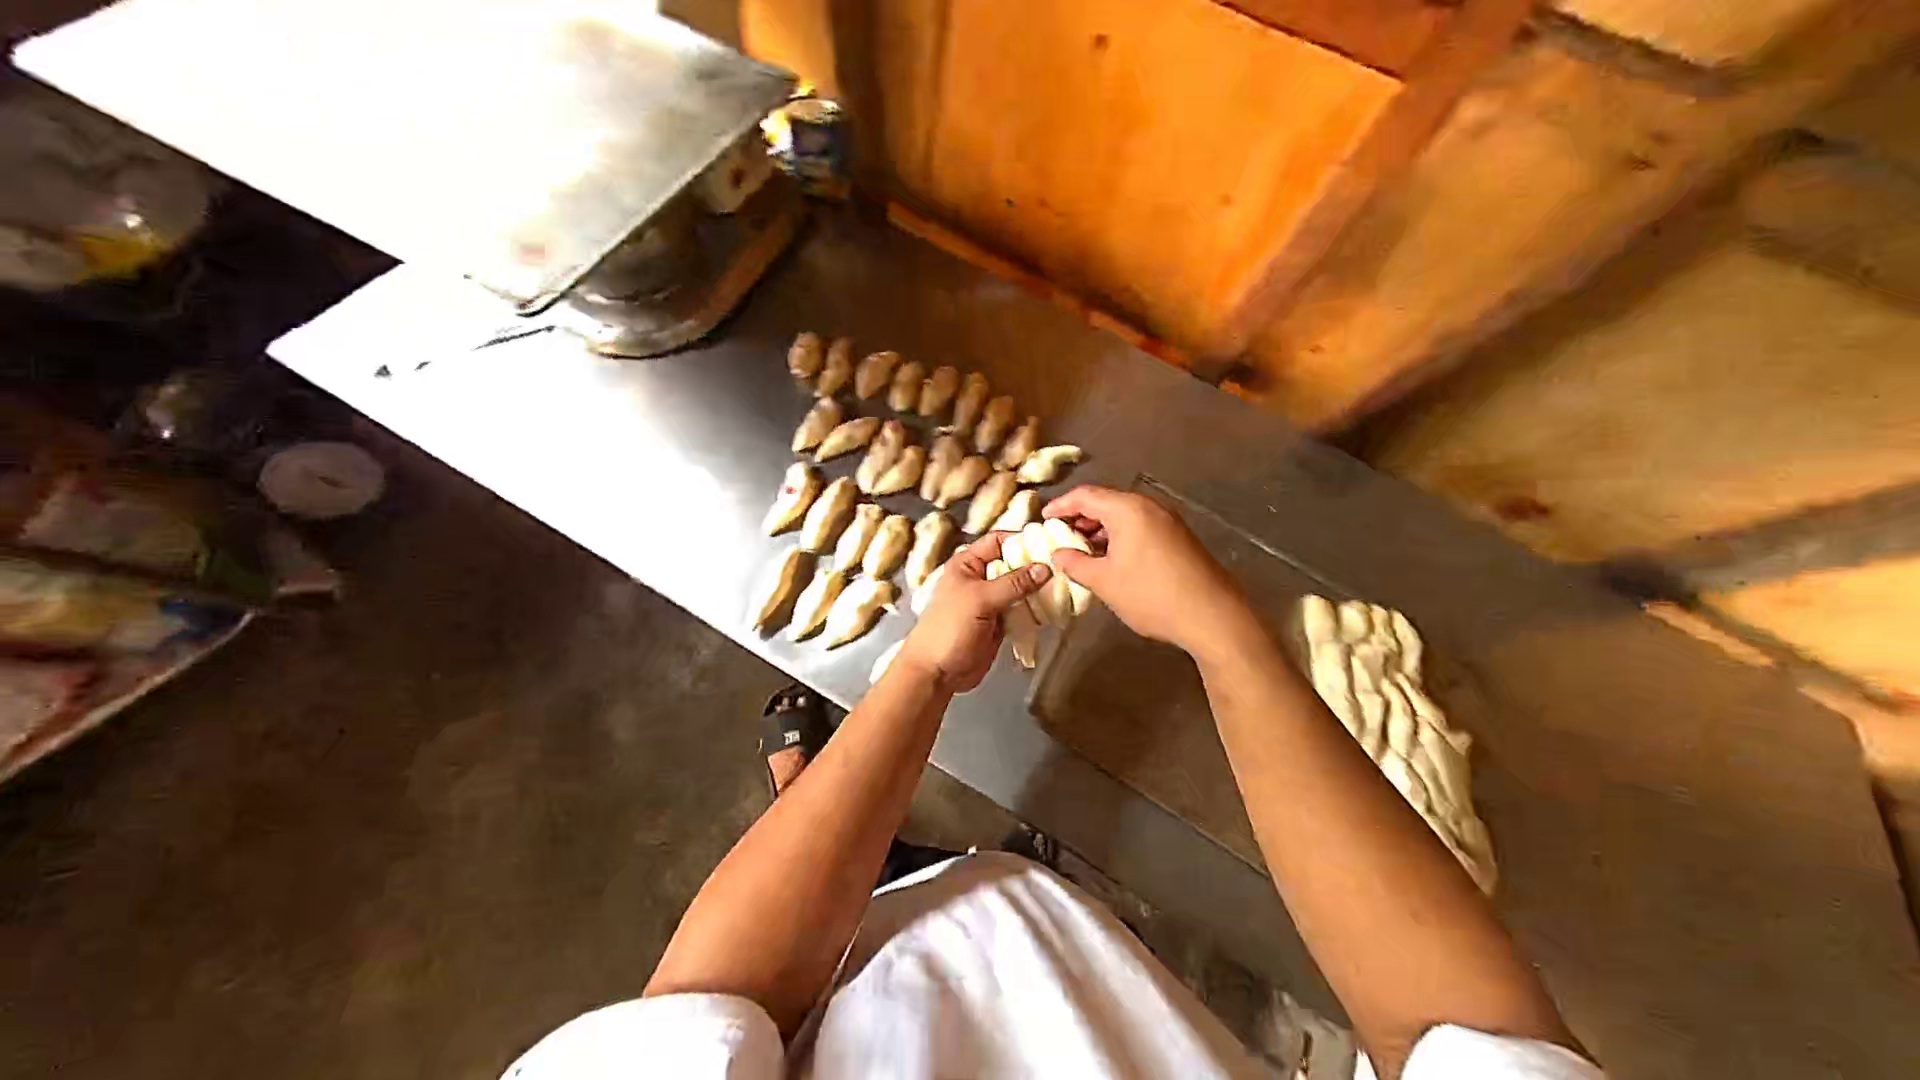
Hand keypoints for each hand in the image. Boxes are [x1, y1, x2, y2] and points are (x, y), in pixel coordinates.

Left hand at [896, 532, 1051, 693]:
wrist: (937, 672)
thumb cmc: (950, 628)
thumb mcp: (980, 599)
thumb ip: (1013, 583)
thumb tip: (1045, 568)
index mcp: (968, 564)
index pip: (998, 541)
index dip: (1021, 540)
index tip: (1048, 544)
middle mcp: (981, 578)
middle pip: (1014, 564)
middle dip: (1036, 566)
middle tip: (1064, 568)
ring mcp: (992, 601)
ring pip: (1022, 589)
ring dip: (1040, 590)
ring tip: (1065, 587)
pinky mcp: (1001, 623)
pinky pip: (1023, 610)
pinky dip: (1037, 610)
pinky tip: (1055, 608)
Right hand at [1042, 486, 1256, 656]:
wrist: (1212, 615)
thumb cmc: (1152, 596)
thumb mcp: (1105, 582)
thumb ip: (1076, 564)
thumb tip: (1059, 554)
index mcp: (1127, 510)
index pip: (1085, 495)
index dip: (1060, 506)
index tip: (1043, 519)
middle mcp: (1148, 507)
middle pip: (1105, 502)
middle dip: (1079, 517)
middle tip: (1060, 536)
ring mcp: (1167, 521)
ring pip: (1124, 515)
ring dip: (1100, 529)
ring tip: (1081, 550)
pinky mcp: (1178, 537)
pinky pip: (1140, 526)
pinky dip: (1119, 536)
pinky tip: (1111, 558)